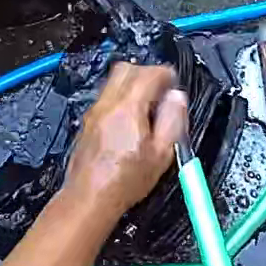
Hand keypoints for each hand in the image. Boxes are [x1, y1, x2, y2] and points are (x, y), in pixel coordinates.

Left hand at [61, 63, 186, 222]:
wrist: (90, 198)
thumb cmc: (125, 181)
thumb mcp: (162, 154)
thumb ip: (173, 120)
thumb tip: (177, 98)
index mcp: (128, 108)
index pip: (149, 73)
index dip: (167, 74)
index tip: (175, 84)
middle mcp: (107, 104)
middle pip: (127, 68)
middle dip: (148, 73)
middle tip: (162, 90)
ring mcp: (94, 112)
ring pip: (114, 81)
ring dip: (133, 84)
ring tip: (148, 107)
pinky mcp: (88, 122)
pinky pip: (106, 97)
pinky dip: (121, 98)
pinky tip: (131, 120)